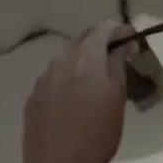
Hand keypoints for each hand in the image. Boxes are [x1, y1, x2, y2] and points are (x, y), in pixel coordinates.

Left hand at [23, 23, 129, 162]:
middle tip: (113, 55)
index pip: (103, 28)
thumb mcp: (117, 98)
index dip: (118, 29)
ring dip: (79, 61)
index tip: (129, 36)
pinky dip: (64, 79)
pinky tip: (70, 98)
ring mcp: (43, 78)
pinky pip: (51, 78)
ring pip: (65, 58)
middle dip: (99, 41)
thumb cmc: (96, 134)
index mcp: (86, 57)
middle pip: (82, 39)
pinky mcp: (32, 97)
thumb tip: (123, 44)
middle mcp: (61, 60)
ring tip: (90, 80)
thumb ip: (119, 65)